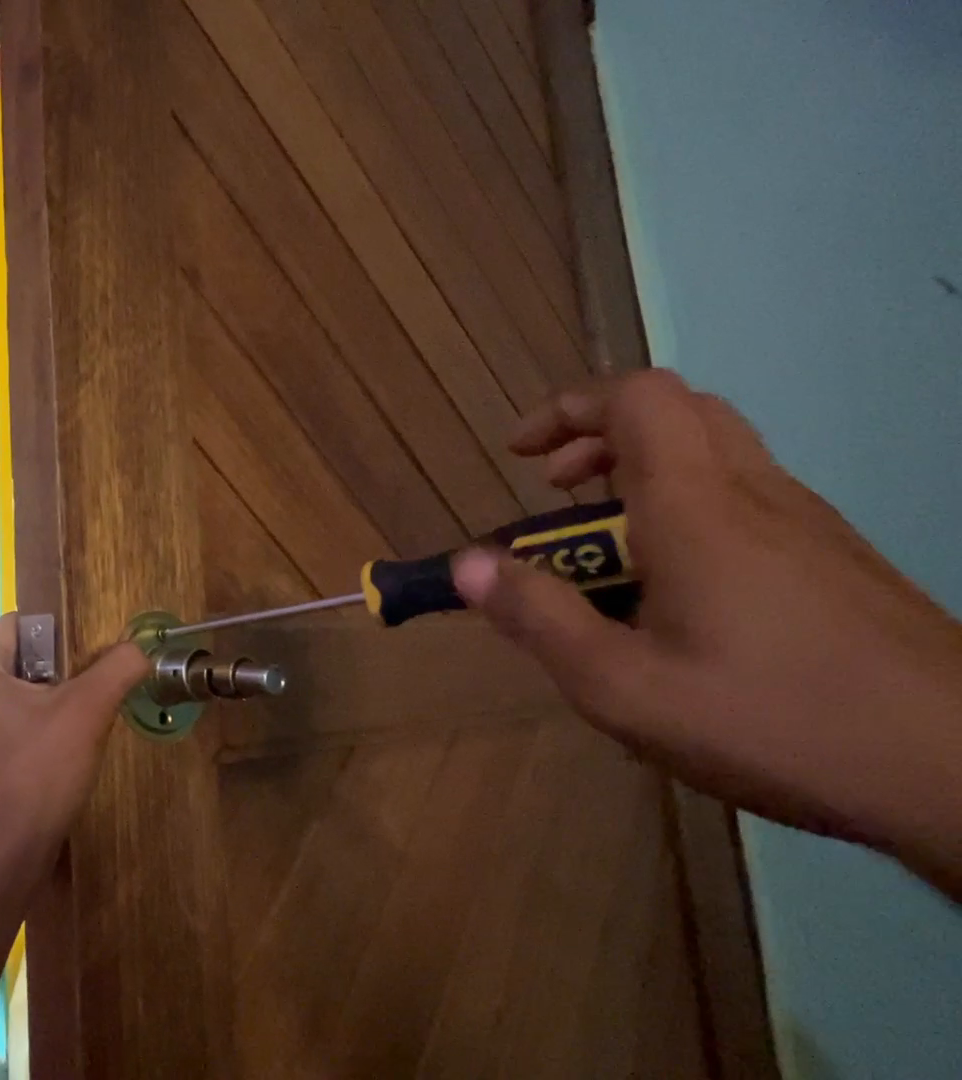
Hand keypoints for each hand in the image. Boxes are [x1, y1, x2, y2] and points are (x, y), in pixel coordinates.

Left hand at [0, 614, 150, 864]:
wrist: (5, 851)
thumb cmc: (39, 770)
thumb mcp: (87, 710)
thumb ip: (117, 668)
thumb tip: (140, 648)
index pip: (18, 625)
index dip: (58, 633)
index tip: (89, 658)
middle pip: (17, 660)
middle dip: (56, 672)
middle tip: (91, 692)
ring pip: (13, 694)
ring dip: (47, 703)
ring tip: (79, 724)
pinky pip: (5, 725)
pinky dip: (32, 729)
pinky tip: (58, 752)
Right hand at [452, 371, 961, 888]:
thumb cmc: (776, 721)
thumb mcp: (621, 686)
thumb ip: (537, 617)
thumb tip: (466, 564)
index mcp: (698, 510)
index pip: (637, 399)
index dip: (568, 409)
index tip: (521, 459)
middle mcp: (757, 496)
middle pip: (679, 411)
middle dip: (600, 434)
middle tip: (555, 491)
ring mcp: (809, 526)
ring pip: (717, 451)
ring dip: (641, 471)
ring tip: (601, 546)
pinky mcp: (838, 561)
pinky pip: (748, 496)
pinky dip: (686, 506)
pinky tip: (672, 589)